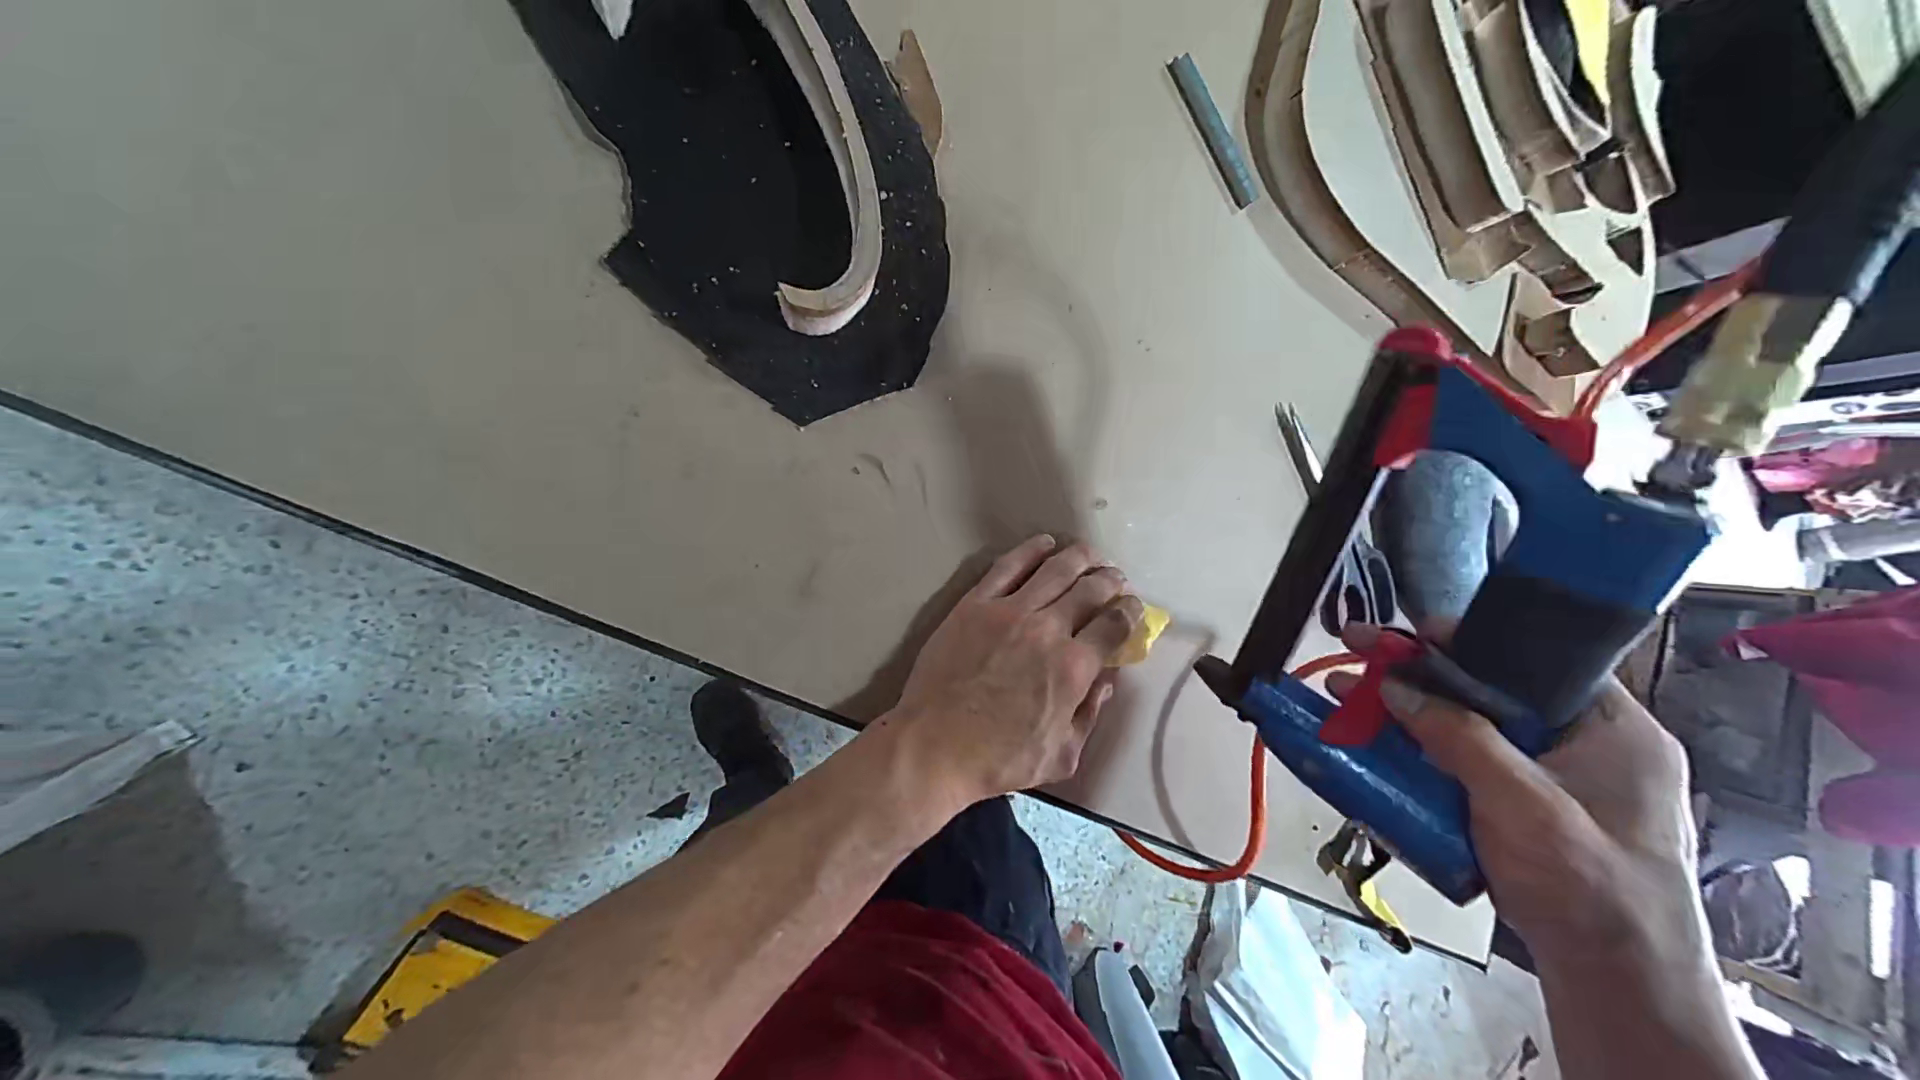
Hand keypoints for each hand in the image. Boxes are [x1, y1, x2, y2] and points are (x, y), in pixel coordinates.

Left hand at [882, 535, 1143, 805]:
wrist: (934, 746)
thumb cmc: (999, 759)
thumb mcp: (1062, 754)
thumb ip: (1090, 713)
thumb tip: (1107, 678)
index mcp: (1073, 667)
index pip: (1114, 625)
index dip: (1130, 612)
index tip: (1133, 608)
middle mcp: (1047, 629)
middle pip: (1090, 589)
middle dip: (1111, 580)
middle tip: (1116, 579)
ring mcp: (1008, 611)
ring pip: (1055, 569)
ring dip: (1080, 557)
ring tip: (1091, 554)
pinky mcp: (974, 604)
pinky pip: (1008, 566)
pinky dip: (1031, 550)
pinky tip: (1044, 543)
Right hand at [1329, 625, 1705, 967]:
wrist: (1619, 988)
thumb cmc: (1589, 890)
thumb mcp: (1522, 805)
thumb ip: (1458, 737)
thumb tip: (1393, 686)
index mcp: (1612, 728)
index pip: (1530, 658)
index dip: (1462, 639)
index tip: (1401, 633)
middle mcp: (1584, 741)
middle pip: (1489, 688)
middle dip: (1418, 676)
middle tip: (1356, 657)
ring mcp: (1552, 774)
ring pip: (1470, 724)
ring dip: (1408, 712)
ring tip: (1347, 696)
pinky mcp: (1523, 803)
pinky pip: (1465, 759)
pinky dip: (1421, 749)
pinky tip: (1378, 744)